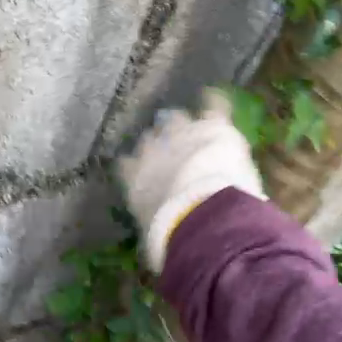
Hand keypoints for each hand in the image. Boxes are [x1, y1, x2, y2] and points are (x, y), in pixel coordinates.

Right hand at [116, 90, 265, 270]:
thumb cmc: (171, 234)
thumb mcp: (152, 237)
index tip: (141, 170)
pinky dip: (212, 101)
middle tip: (171, 147)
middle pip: (151, 138)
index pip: (127, 166)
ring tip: (190, 125)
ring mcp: (180, 134)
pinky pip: (211, 106)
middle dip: (160, 141)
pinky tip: (214, 96)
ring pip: (176, 119)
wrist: (199, 214)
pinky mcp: (211, 126)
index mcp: (134, 179)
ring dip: (182, 124)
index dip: (136, 167)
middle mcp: (151, 151)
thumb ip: (152, 228)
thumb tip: (155, 245)